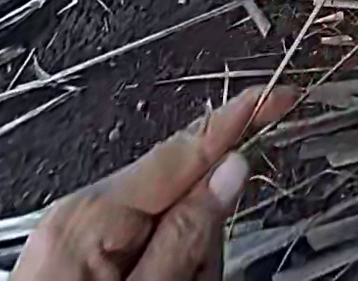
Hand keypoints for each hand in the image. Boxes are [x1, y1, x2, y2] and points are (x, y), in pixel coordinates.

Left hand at [12, 86, 297, 280]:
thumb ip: (188, 234)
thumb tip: (233, 167)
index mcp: (92, 215)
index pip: (185, 147)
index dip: (238, 117)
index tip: (277, 94)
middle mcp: (84, 212)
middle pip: (182, 188)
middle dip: (207, 231)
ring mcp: (80, 235)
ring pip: (172, 219)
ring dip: (189, 260)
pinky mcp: (83, 258)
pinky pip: (149, 243)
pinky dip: (167, 269)